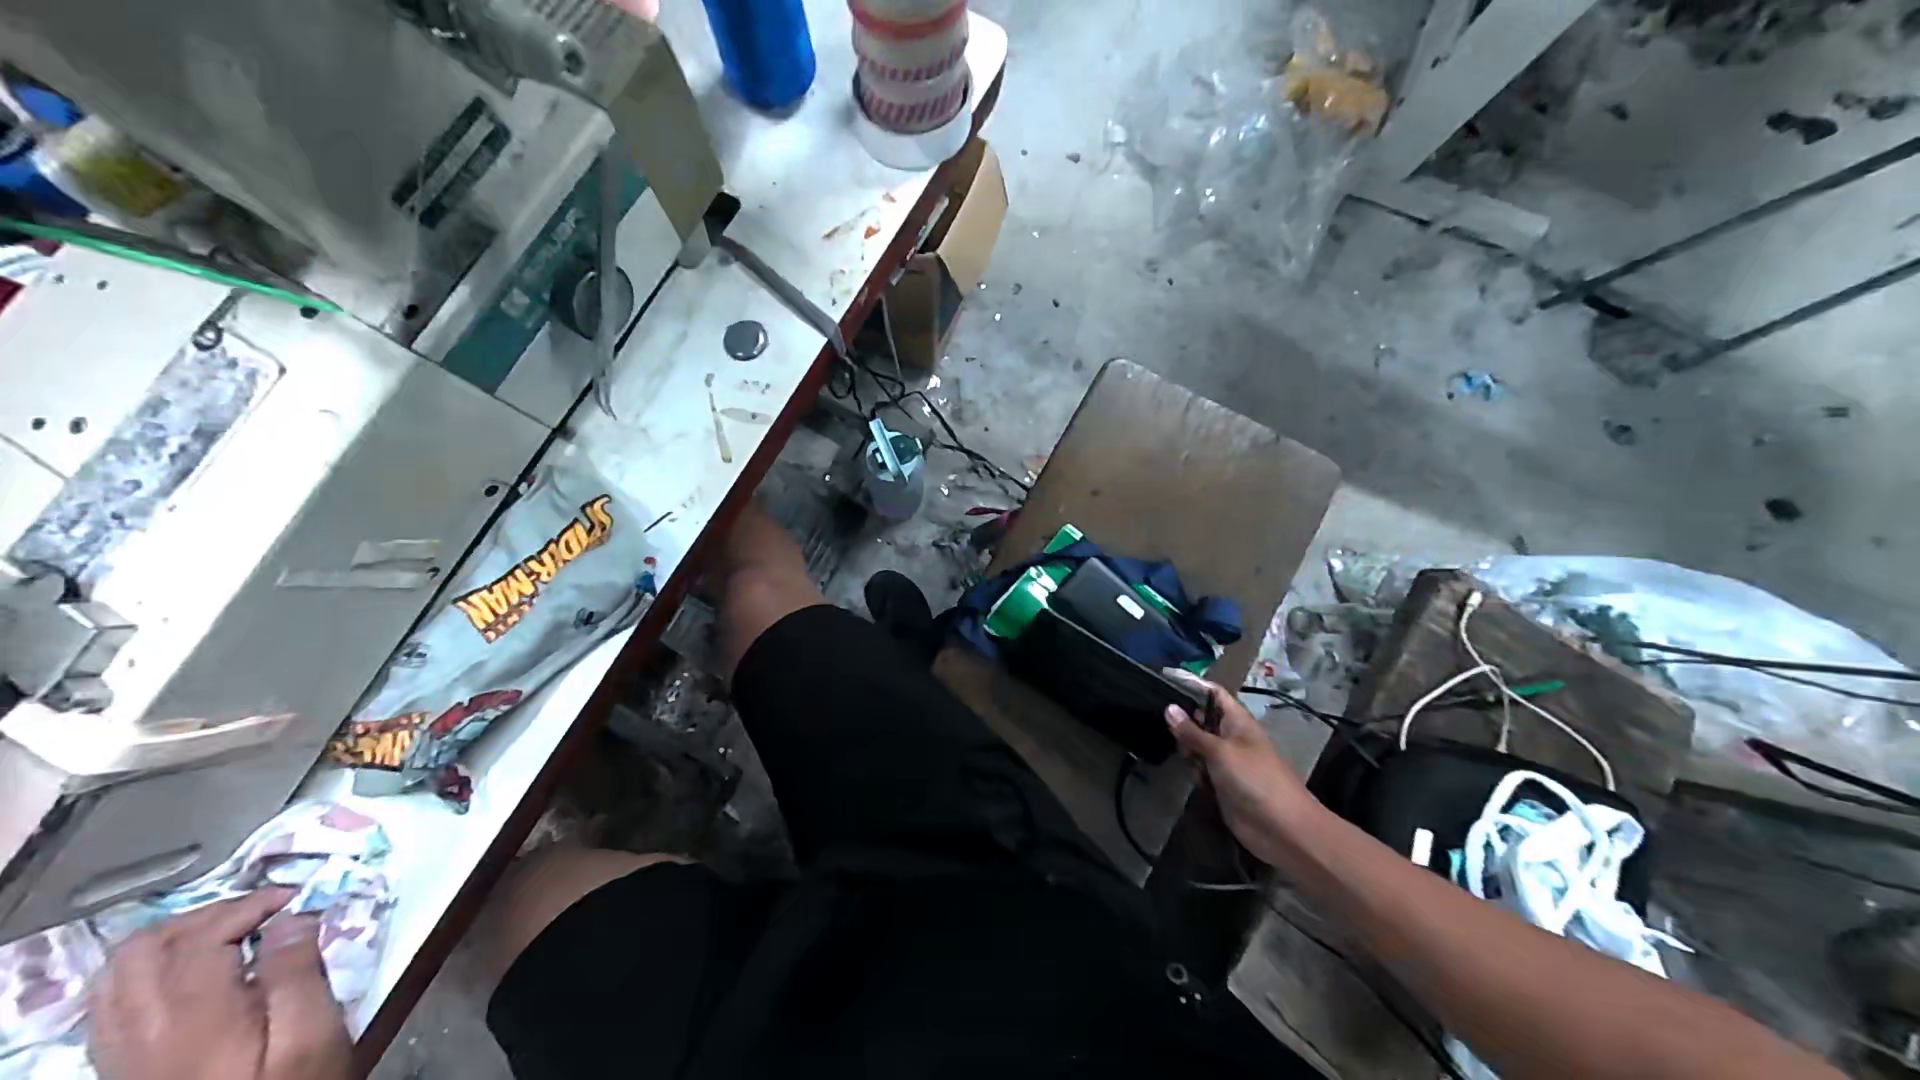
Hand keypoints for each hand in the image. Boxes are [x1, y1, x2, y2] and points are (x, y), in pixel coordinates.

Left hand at [90, 888, 351, 1079]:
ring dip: (175, 939)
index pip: (203, 938)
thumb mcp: (311, 1036)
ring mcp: (123, 1052)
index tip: (299, 899)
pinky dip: (150, 970)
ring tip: (230, 933)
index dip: (251, 905)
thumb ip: (300, 973)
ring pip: (118, 974)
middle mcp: (143, 1031)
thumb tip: (295, 917)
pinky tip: (192, 972)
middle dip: (207, 915)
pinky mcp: (121, 1066)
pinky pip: (111, 1004)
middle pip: (144, 950)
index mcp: (195, 1019)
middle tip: (262, 912)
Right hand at [1162, 672, 1320, 867]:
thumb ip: (1192, 732)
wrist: (1282, 829)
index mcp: (1238, 722)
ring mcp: (1227, 761)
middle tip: (1158, 717)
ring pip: (1198, 744)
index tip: (1165, 678)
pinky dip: (1192, 768)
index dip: (1192, 684)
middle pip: (1203, 718)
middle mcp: (1231, 737)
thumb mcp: (1221, 752)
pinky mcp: (1222, 783)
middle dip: (1184, 718)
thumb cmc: (1255, 780)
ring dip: (1186, 746)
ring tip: (1175, 748)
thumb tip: (1169, 708)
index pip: (1213, 693)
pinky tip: (1184, 769)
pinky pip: (1201, 768)